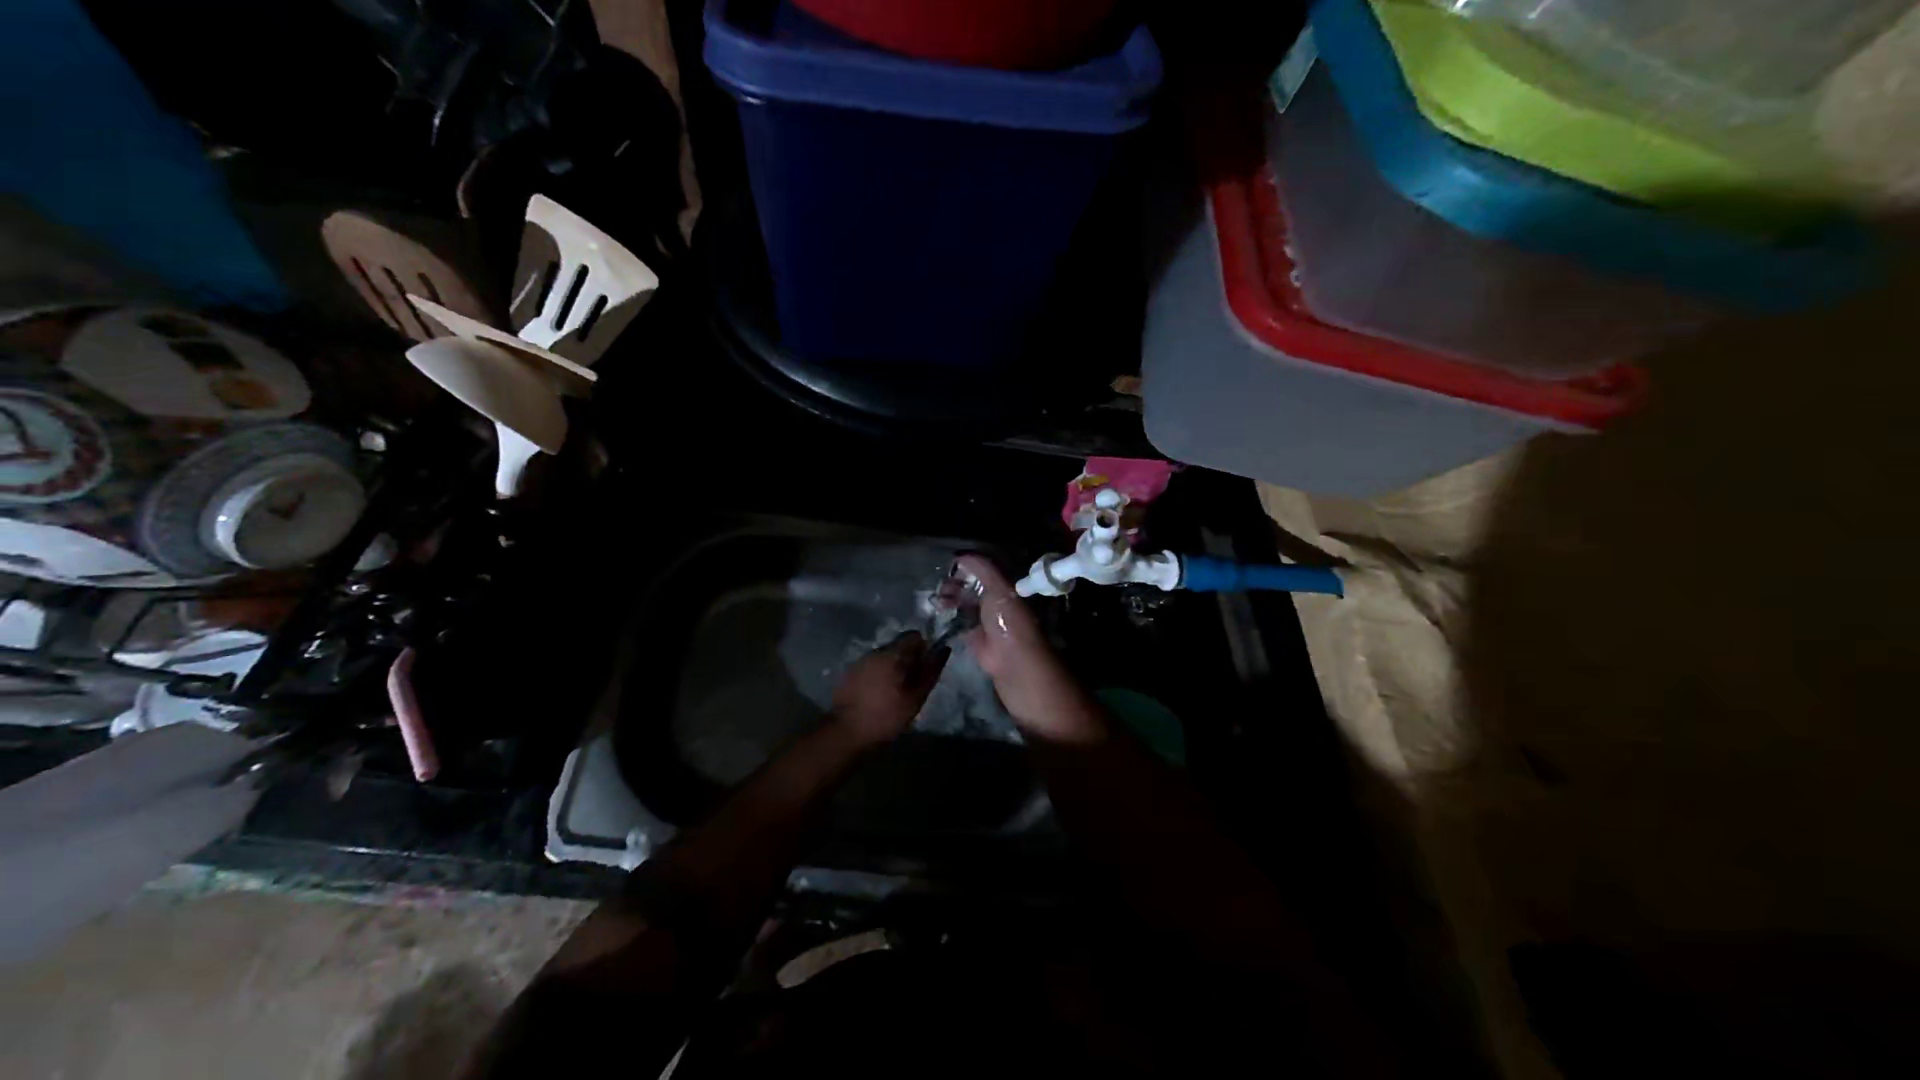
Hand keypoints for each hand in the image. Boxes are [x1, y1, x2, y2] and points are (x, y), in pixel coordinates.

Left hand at [831, 632, 947, 747]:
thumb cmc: (885, 717)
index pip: (914, 636)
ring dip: (893, 668)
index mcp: (891, 654)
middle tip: (913, 684)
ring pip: (884, 657)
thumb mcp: (915, 697)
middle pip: (898, 646)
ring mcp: (859, 662)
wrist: (845, 733)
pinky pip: (871, 667)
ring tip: (896, 692)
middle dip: (909, 660)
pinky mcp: (849, 674)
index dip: (924, 649)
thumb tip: (944, 648)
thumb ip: (931, 671)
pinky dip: (879, 675)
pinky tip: (879, 695)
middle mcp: (874, 651)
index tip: (925, 668)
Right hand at [953, 555, 1102, 740]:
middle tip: (939, 584)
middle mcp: (1000, 605)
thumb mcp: (999, 590)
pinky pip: (962, 626)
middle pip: (975, 589)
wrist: (1015, 667)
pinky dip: (950, 619)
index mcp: (1009, 590)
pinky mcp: (978, 643)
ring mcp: (989, 625)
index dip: (970, 567)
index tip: (950, 564)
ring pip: (967, 606)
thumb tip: (962, 555)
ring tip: (935, 599)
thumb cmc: (1010, 624)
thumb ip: (983, 570)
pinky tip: (937, 614)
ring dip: (952, 600)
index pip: (987, 572)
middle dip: (958, 584)